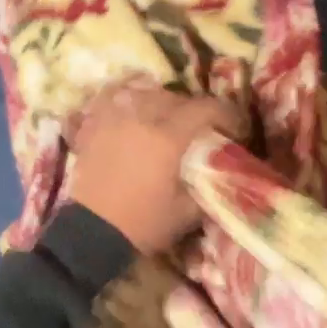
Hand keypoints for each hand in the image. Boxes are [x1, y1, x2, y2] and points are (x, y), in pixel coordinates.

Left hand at [68, 81, 241, 253]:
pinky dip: (123, 98)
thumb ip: (205, 189)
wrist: (92, 233)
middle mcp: (140, 119)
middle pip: (173, 97)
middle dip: (192, 108)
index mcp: (167, 138)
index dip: (225, 114)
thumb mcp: (185, 214)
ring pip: (141, 93)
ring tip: (164, 116)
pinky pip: (109, 101)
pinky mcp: (92, 130)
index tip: (234, 128)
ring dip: (159, 101)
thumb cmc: (142, 225)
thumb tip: (218, 176)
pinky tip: (129, 108)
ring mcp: (112, 121)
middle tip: (199, 127)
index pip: (204, 109)